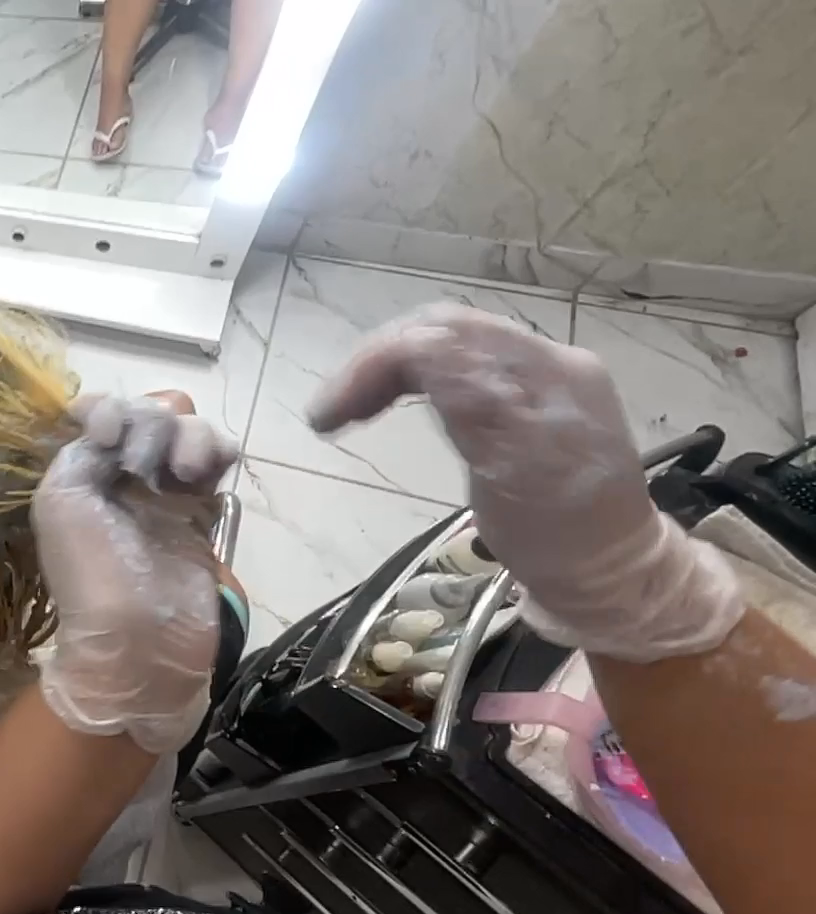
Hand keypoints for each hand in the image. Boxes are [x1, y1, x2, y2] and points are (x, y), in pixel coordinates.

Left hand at [31, 395, 235, 752]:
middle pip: (147, 414)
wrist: (139, 637)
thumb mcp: (60, 500)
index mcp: (80, 475)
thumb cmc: (91, 567)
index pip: (98, 415)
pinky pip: (219, 459)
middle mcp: (121, 477)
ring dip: (188, 435)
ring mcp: (165, 492)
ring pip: (187, 430)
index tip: (104, 432)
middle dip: (148, 422)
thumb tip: (114, 429)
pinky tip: (208, 471)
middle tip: (140, 464)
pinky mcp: (204, 511)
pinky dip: (219, 451)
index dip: (104, 409)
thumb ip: (81, 451)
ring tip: (183, 471)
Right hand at [307, 303, 743, 661]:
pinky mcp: (522, 391)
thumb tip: (417, 353)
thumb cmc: (555, 533)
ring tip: (350, 411)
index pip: (442, 337)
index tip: (325, 419)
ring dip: (382, 369)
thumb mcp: (515, 472)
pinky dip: (404, 377)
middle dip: (371, 363)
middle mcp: (544, 361)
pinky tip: (384, 404)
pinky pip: (454, 361)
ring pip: (443, 341)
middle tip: (331, 413)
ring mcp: (535, 374)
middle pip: (440, 329)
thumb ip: (475, 404)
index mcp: (544, 378)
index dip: (371, 365)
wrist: (607, 565)